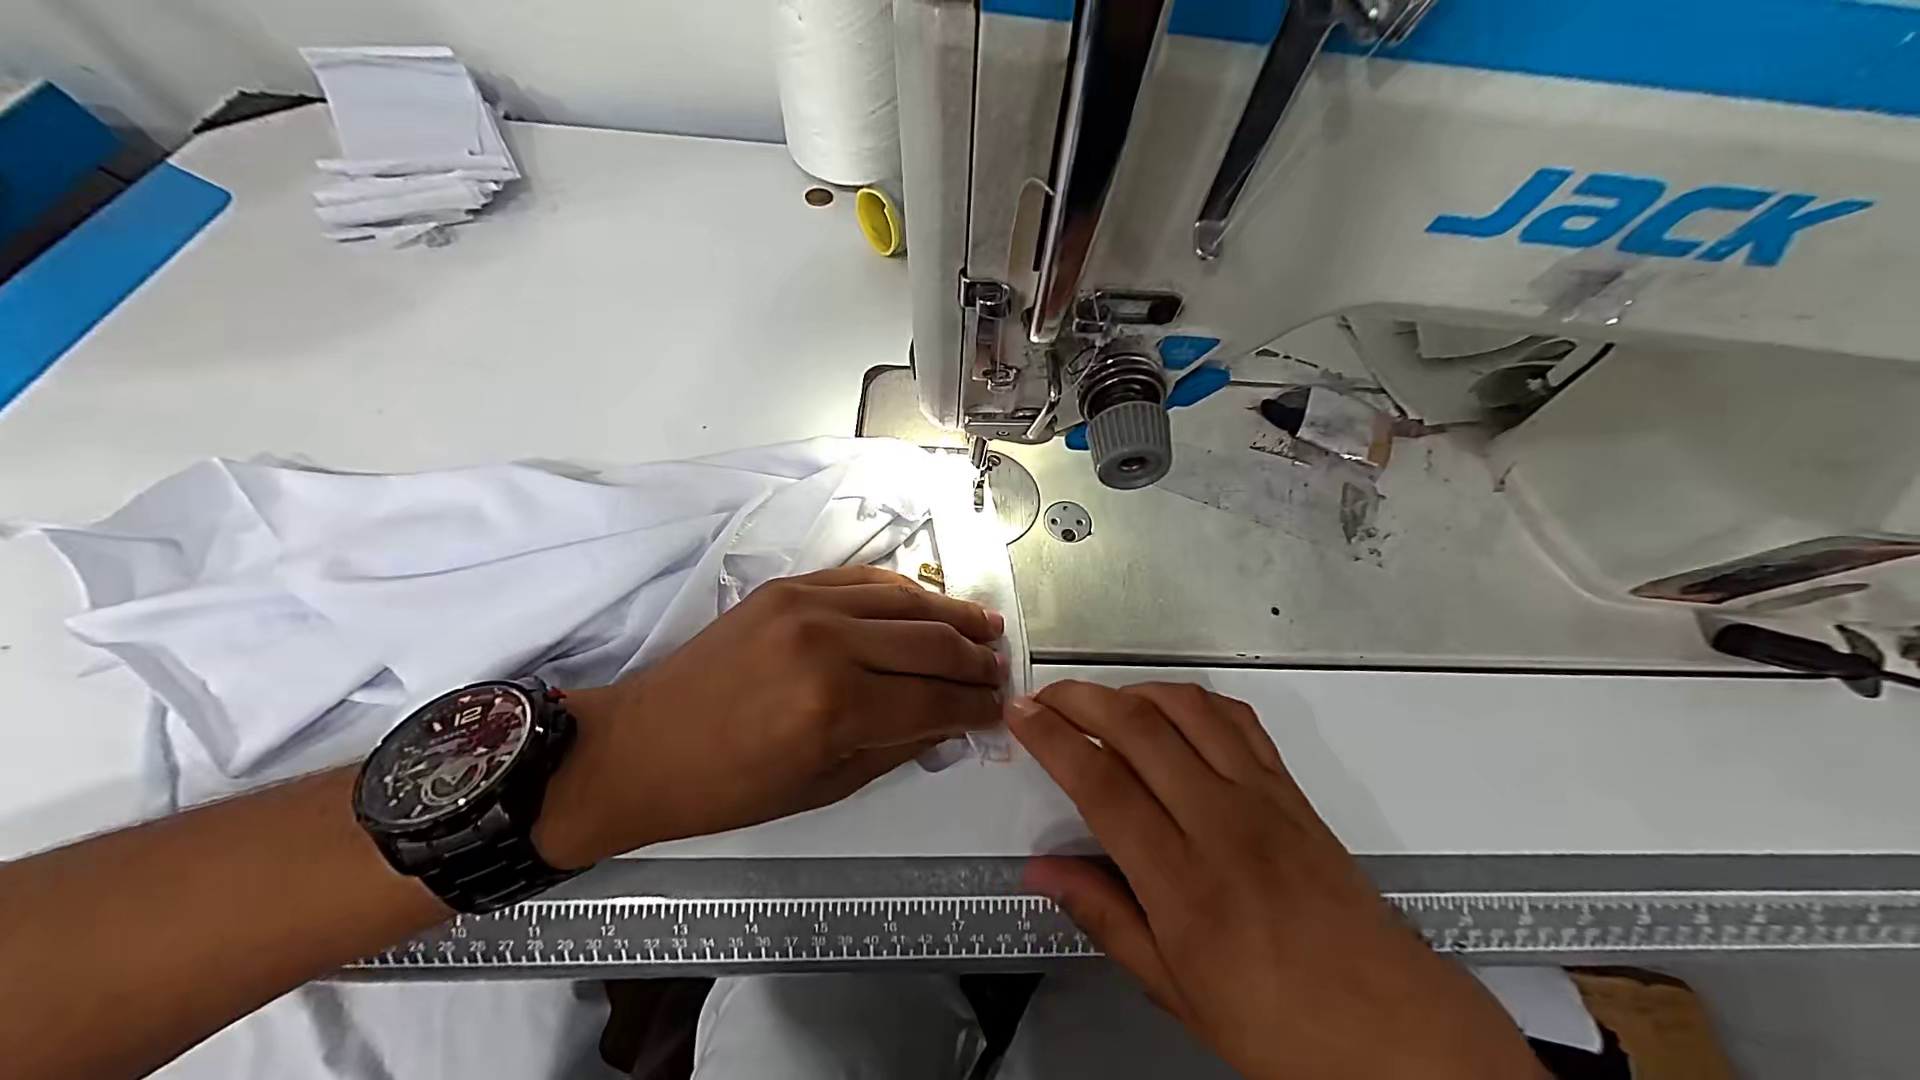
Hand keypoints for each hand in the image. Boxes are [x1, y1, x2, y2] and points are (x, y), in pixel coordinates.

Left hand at [534, 566, 1005, 866]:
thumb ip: (900, 746)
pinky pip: (864, 579)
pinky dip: (904, 591)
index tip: (1000, 709)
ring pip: (905, 600)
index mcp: (836, 710)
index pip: (936, 699)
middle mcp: (827, 645)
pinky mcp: (788, 586)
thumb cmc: (729, 788)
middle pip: (931, 643)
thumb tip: (954, 723)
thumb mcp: (825, 786)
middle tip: (1002, 670)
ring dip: (953, 616)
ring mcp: (806, 605)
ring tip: (987, 627)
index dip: (977, 706)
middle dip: (977, 660)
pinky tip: (929, 604)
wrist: (641, 746)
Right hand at [1008, 682, 1545, 1079]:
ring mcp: (1262, 797)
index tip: (1020, 714)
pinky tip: (1171, 710)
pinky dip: (1193, 700)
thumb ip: (1103, 916)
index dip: (1051, 738)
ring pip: (1187, 708)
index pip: (1101, 782)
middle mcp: (1220, 821)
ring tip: (1100, 701)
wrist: (1396, 1034)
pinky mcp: (1291, 790)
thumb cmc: (1276, 1023)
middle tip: (1043, 696)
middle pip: (1138, 727)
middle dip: (1078, 698)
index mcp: (1183, 880)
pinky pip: (1238, 720)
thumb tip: (1040, 874)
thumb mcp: (1174, 989)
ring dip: (1133, 689)